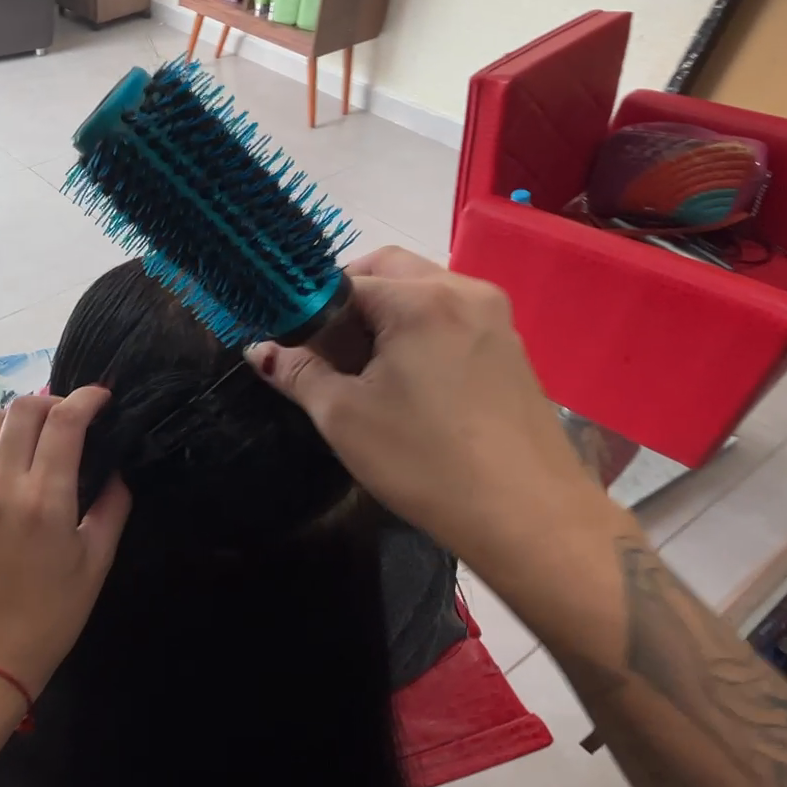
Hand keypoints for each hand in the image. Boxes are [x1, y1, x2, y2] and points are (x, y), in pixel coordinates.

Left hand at [0, 390, 131, 695]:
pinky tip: (6, 453)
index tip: (104, 397)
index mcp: (45, 499)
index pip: (64, 421)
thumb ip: (112, 509)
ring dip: (21, 416)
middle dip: (55, 399)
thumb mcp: (95, 563)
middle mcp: (3, 484)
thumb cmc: (51, 615)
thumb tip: (117, 472)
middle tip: (76, 416)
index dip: (88, 398)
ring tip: (43, 431)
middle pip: (24, 409)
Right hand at [248, 247, 605, 567]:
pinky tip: (404, 381)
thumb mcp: (342, 416)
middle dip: (346, 301)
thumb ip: (296, 372)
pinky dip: (416, 331)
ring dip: (382, 316)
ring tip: (360, 369)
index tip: (290, 344)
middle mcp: (464, 291)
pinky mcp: (510, 346)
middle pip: (388, 270)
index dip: (308, 309)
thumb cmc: (423, 461)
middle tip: (321, 350)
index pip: (344, 280)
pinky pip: (449, 317)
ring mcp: (495, 317)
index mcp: (420, 299)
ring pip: (421, 292)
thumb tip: (258, 350)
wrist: (528, 516)